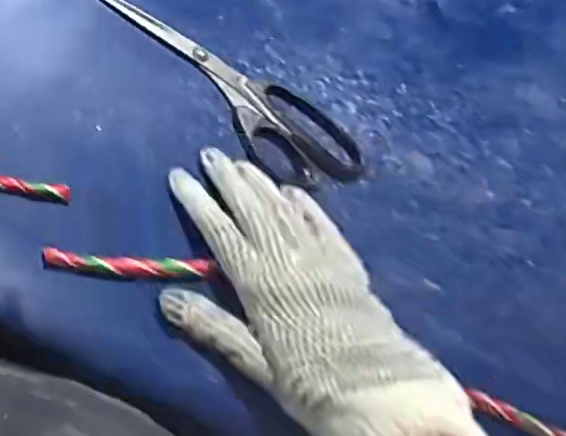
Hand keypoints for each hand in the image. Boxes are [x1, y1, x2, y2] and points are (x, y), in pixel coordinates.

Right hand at [161, 149, 479, 435]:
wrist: (401, 415)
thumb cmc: (319, 389)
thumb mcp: (260, 365)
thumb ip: (215, 328)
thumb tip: (164, 299)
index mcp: (259, 284)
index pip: (219, 230)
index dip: (197, 200)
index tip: (178, 175)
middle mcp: (289, 265)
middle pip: (254, 212)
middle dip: (230, 180)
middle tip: (210, 154)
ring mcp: (326, 268)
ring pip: (288, 215)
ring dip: (264, 186)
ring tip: (244, 164)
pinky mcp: (356, 278)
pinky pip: (330, 234)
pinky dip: (312, 210)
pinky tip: (296, 193)